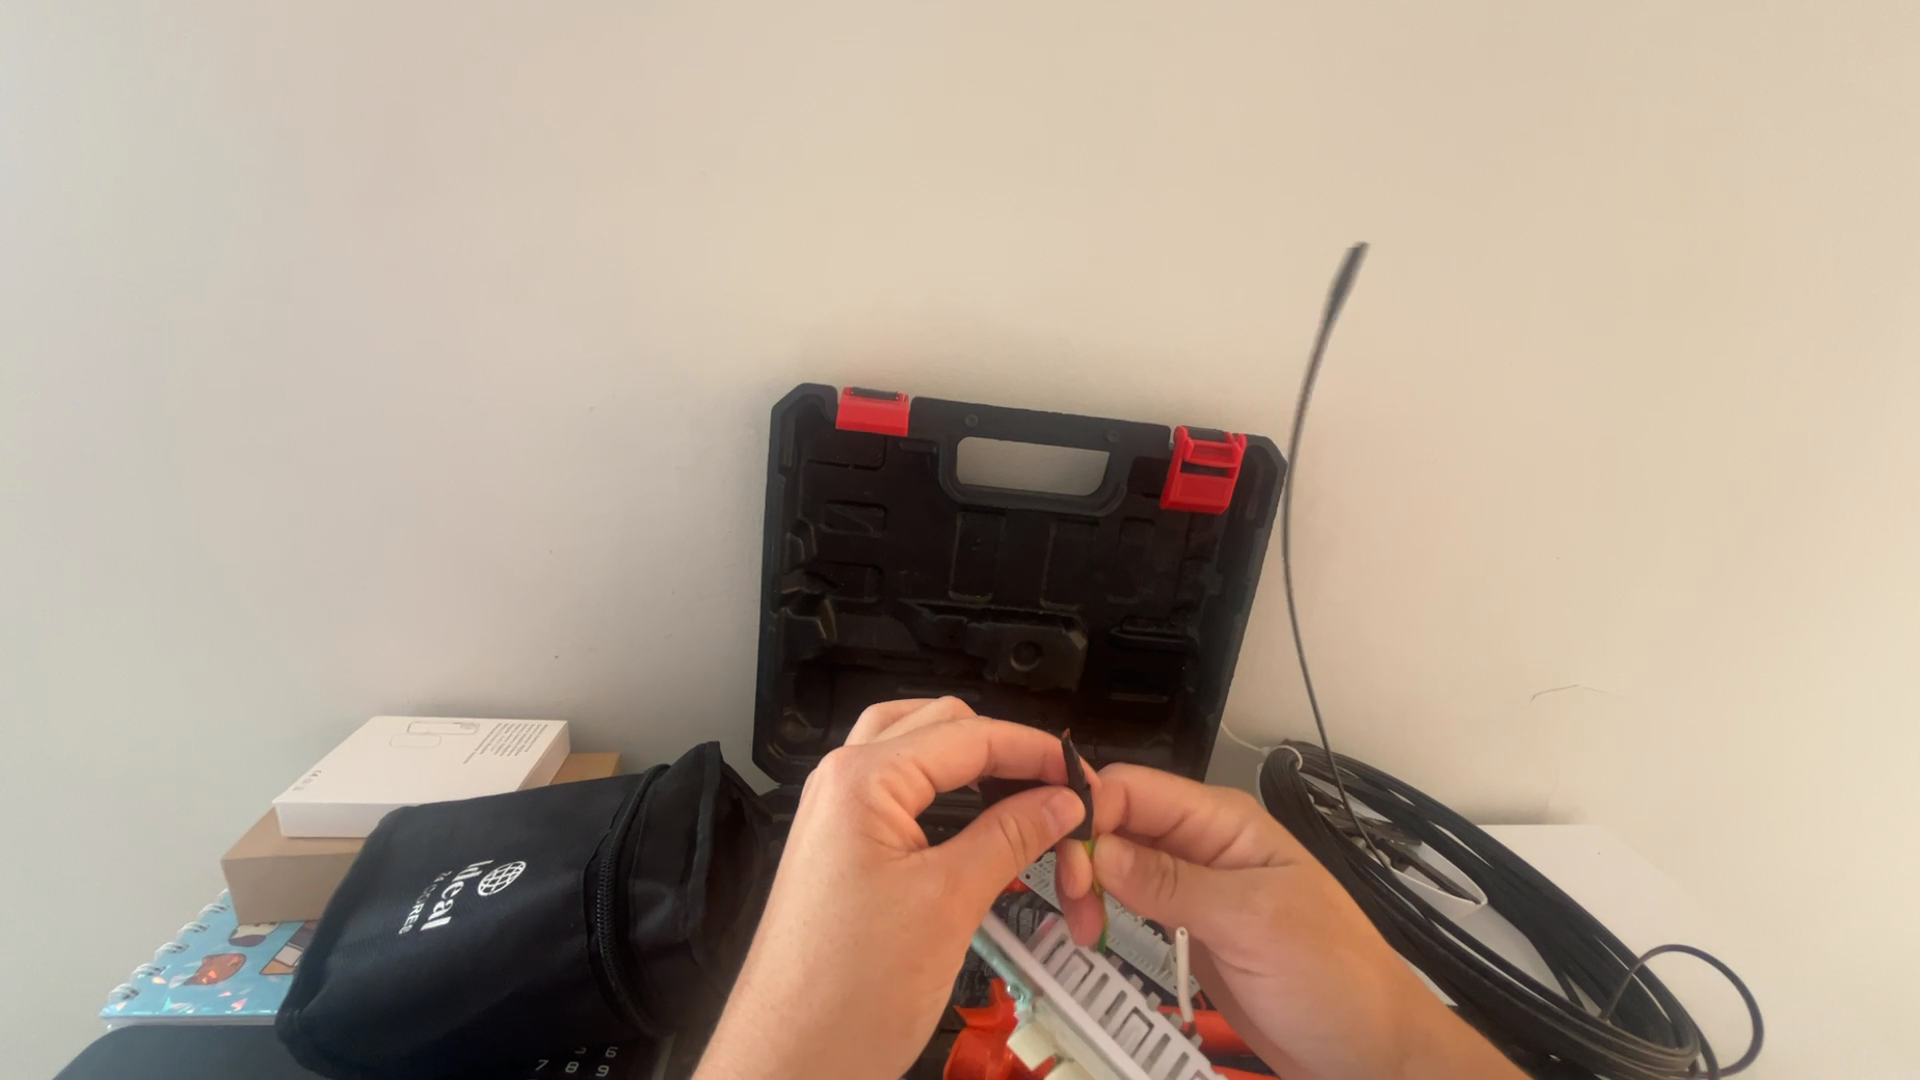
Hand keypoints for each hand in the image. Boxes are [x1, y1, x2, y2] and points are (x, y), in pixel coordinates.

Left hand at [694, 698, 1086, 1079]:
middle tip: (1054, 785)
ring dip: (969, 757)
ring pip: (914, 745)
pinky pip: (898, 785)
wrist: (785, 1066)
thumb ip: (1009, 838)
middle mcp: (842, 779)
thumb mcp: (948, 904)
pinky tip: (972, 809)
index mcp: (862, 779)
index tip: (1077, 773)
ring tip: (1018, 788)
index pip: (967, 735)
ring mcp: (836, 809)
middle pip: (940, 725)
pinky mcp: (841, 841)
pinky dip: (942, 784)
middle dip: (1003, 748)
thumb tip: (1058, 802)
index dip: (1031, 749)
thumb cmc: (844, 996)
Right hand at [1055, 764, 1522, 1079]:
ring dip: (1089, 884)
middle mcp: (1199, 839)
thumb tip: (1097, 850)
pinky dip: (1103, 907)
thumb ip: (1171, 883)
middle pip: (1117, 821)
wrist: (1374, 1055)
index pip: (1134, 790)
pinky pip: (1129, 896)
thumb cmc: (1331, 977)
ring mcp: (1190, 880)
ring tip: (1085, 930)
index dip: (1092, 814)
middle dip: (1085, 855)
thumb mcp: (1252, 923)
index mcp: (1220, 820)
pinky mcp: (1183, 919)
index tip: (1069, 868)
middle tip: (1075, 911)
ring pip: (1116, 857)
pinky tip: (1093, 930)